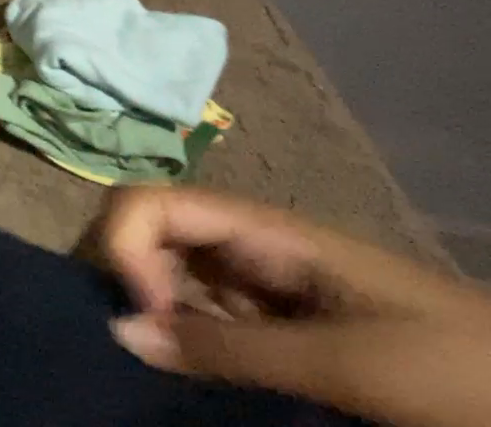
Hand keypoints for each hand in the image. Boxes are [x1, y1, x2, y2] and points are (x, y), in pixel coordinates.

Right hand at [95, 186, 490, 426]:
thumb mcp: (343, 364)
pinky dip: (187, 333)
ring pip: (171, 272)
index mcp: (262, 230)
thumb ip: (226, 346)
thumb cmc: (458, 370)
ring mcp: (266, 280)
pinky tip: (201, 364)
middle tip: (148, 338)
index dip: (125, 244)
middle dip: (127, 273)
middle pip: (149, 229)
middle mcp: (251, 243)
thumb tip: (117, 330)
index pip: (149, 202)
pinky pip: (206, 311)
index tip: (148, 311)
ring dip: (155, 308)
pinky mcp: (280, 319)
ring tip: (175, 358)